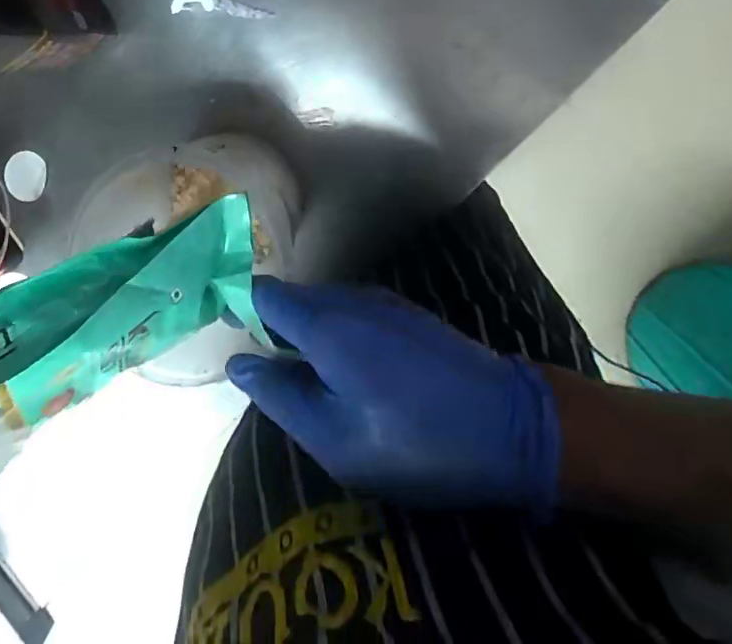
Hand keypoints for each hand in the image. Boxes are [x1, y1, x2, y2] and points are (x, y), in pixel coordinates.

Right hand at [226, 277, 560, 512]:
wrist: (511, 424)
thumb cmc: (412, 439)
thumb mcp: (333, 436)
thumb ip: (278, 394)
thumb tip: (238, 362)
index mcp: (324, 322)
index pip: (264, 293)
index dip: (237, 304)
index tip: (221, 327)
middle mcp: (349, 298)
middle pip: (292, 298)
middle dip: (269, 322)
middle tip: (260, 366)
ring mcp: (382, 302)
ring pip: (323, 305)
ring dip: (303, 330)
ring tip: (299, 374)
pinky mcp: (405, 315)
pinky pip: (351, 312)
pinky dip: (333, 333)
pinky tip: (343, 370)